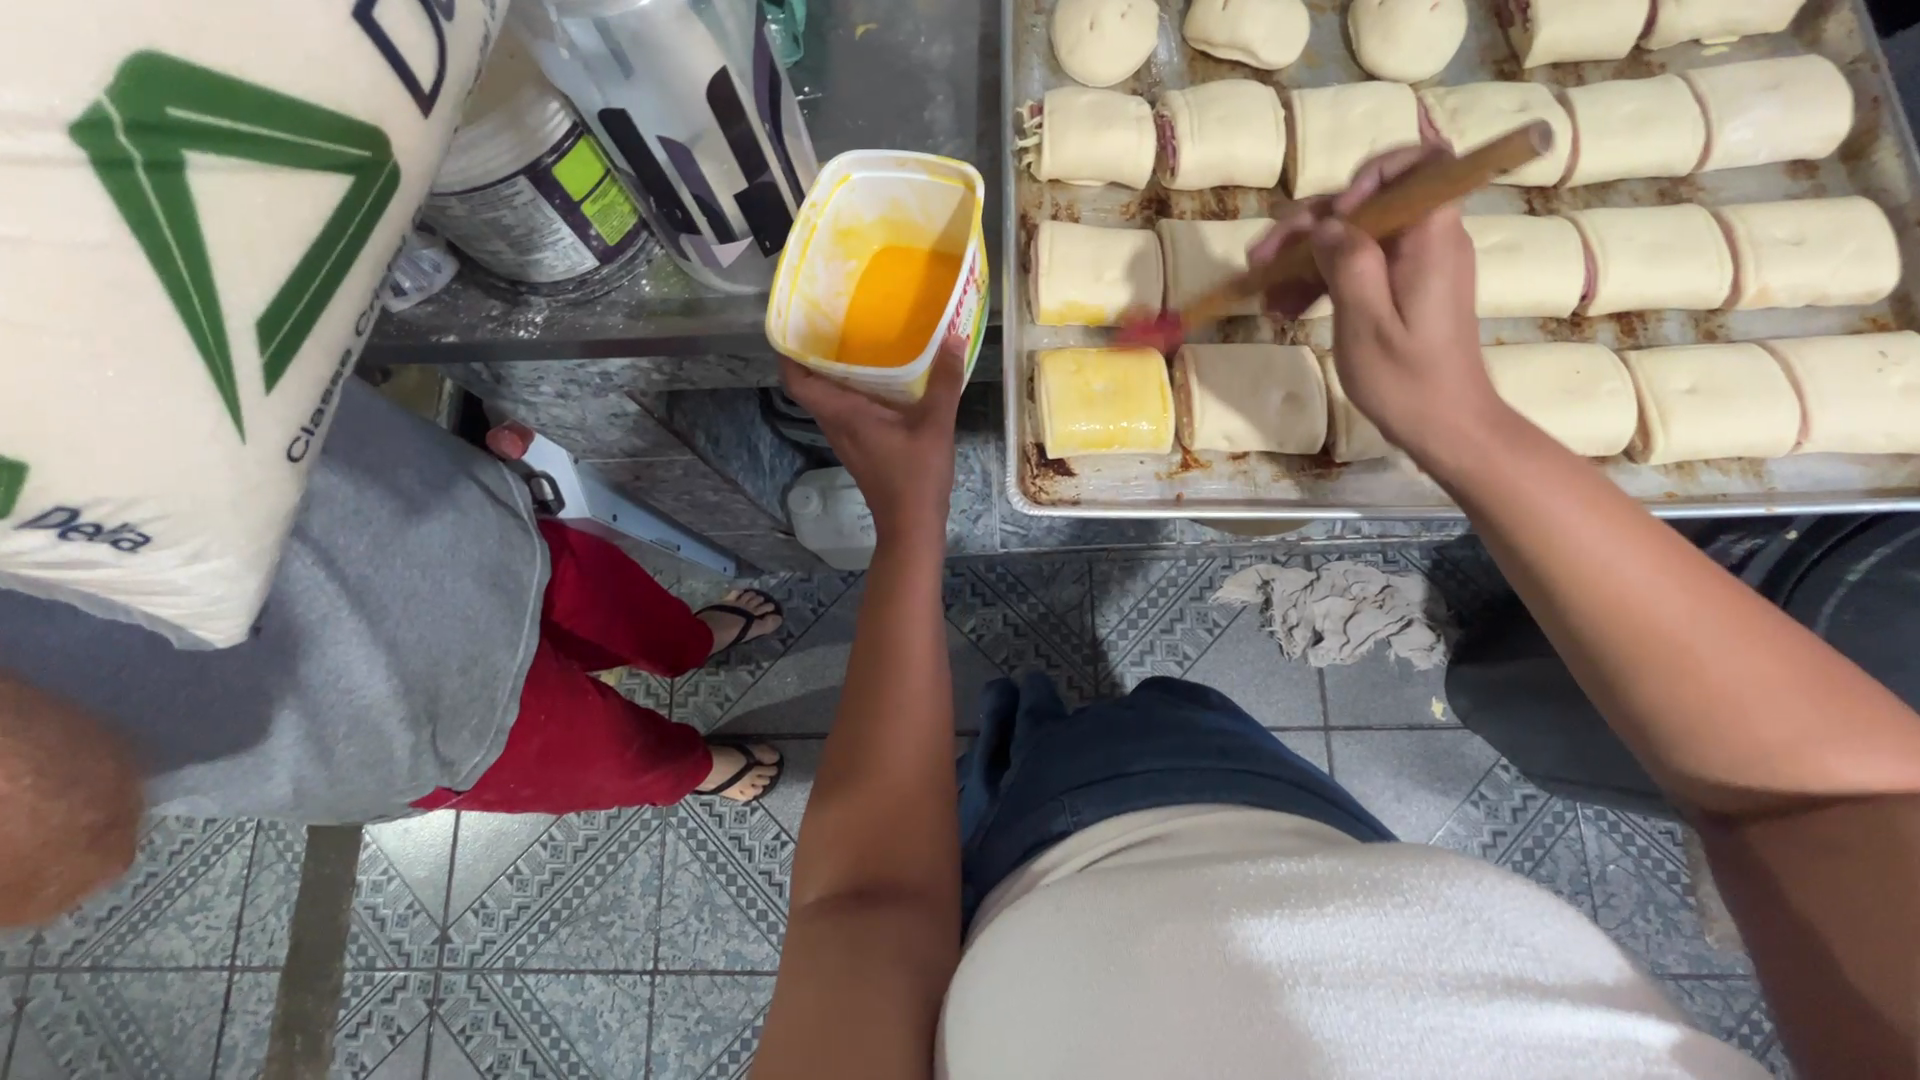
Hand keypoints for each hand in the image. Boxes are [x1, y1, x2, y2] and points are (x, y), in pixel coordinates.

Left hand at [780, 336, 967, 544]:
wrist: (911, 524)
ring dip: (835, 375)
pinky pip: (845, 413)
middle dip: (815, 355)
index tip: (797, 325)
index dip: (788, 352)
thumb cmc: (916, 476)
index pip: (797, 381)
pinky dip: (852, 393)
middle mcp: (836, 425)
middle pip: (810, 386)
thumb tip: (954, 337)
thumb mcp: (936, 424)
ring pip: (828, 400)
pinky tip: (880, 383)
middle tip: (834, 324)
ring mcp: (845, 440)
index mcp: (844, 414)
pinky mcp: (859, 449)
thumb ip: (945, 381)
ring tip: (857, 345)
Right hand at [1256, 146, 1503, 457]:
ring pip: (1353, 236)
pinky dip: (1319, 280)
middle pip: (1367, 203)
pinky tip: (1284, 308)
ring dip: (1303, 257)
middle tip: (1260, 259)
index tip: (1333, 214)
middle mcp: (1427, 238)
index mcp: (1430, 237)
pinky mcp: (1399, 287)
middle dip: (1309, 225)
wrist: (1445, 426)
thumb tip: (1325, 223)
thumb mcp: (1367, 323)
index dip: (1372, 174)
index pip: (1422, 164)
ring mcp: (1412, 263)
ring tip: (1262, 293)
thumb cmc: (1407, 379)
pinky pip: (1356, 265)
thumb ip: (1348, 263)